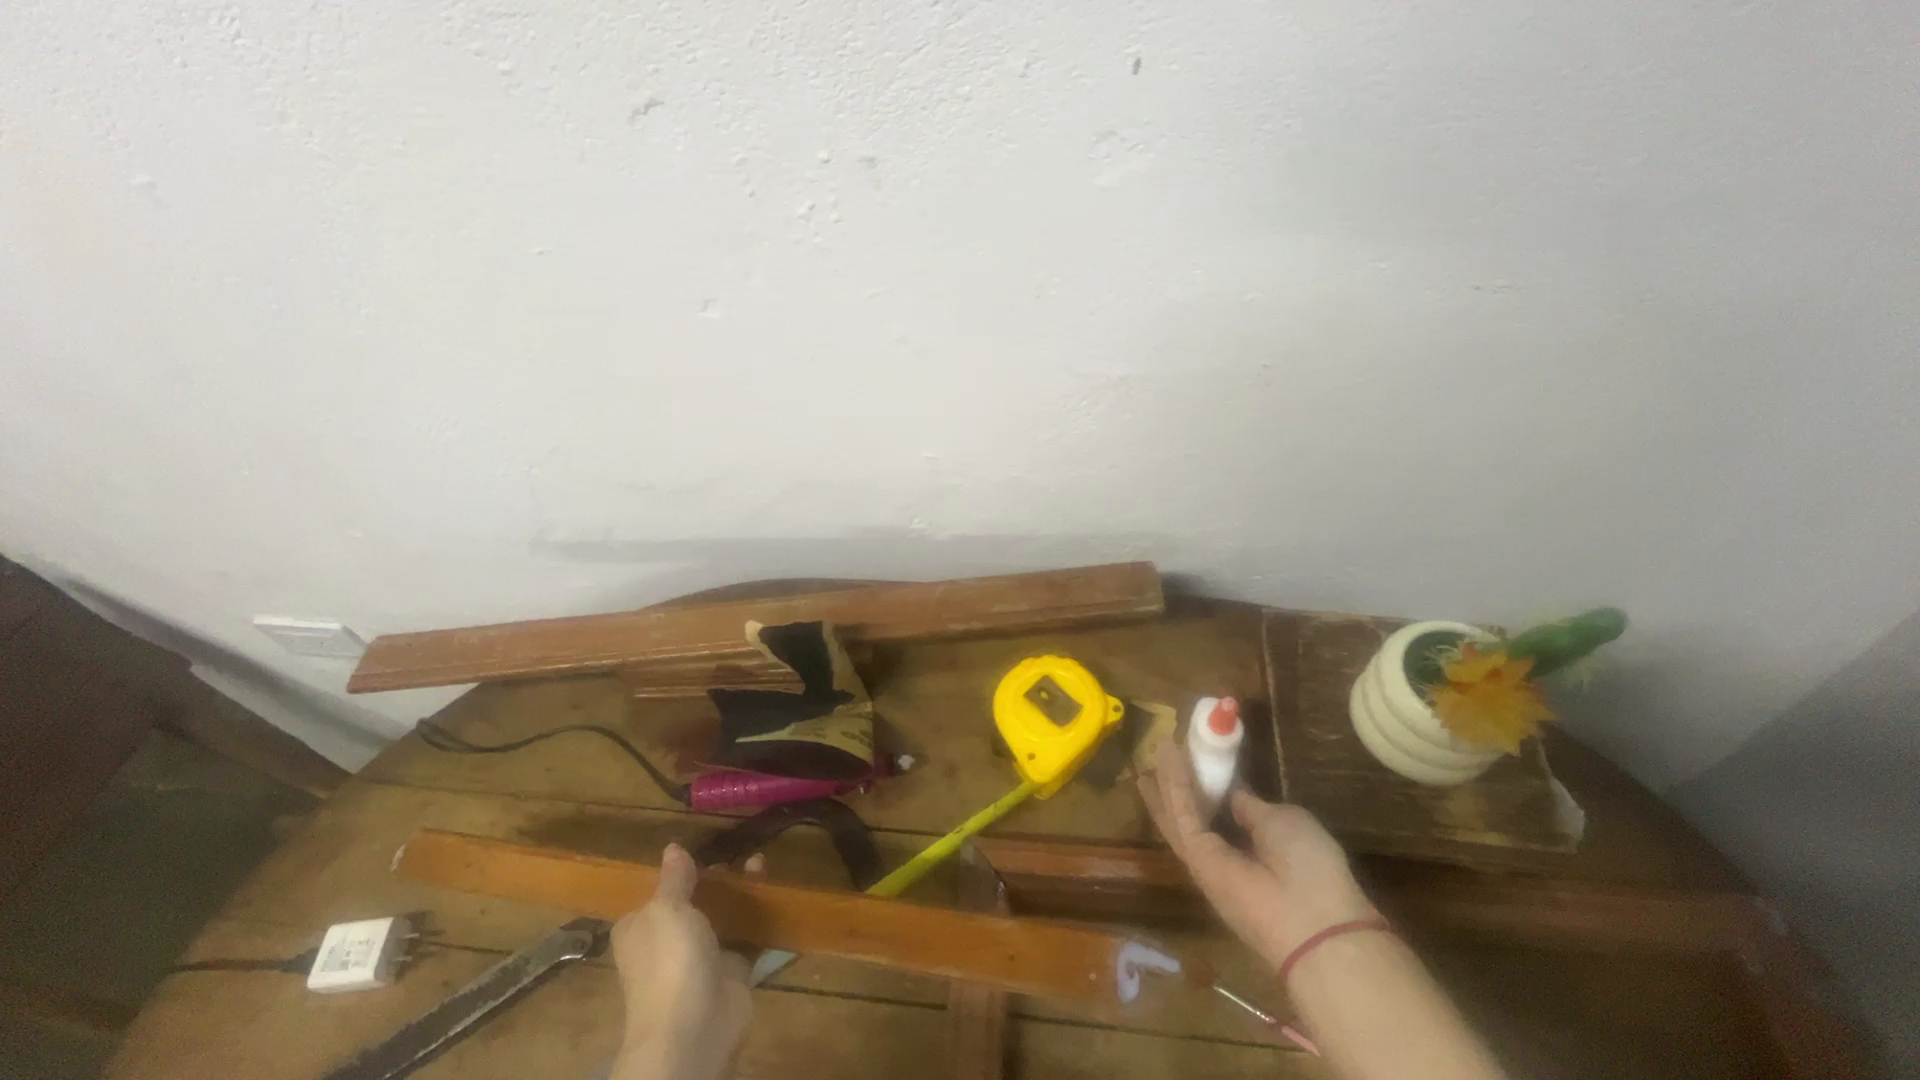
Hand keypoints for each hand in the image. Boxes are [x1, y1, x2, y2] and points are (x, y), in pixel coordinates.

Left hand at [608, 844, 762, 1079]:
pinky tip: (776, 896)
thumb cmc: (670, 960)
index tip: (706, 850)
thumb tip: (673, 848)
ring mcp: (701, 959)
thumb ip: (675, 878)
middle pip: (695, 902)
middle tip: (741, 855)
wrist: (693, 1027)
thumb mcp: (667, 908)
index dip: (680, 873)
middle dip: (718, 880)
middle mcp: (668, 942)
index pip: (658, 894)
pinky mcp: (731, 972)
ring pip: (724, 918)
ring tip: (762, 864)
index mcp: (641, 928)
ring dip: (742, 894)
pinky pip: (747, 939)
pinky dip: (761, 920)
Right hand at [1138, 740, 1376, 969]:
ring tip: (1156, 748)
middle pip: (1196, 812)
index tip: (1202, 758)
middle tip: (1164, 752)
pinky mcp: (1196, 858)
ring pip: (1181, 814)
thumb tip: (1234, 797)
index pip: (1226, 810)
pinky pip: (1183, 815)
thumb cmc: (1311, 864)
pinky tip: (1168, 754)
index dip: (1212, 784)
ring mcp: (1208, 858)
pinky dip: (1175, 784)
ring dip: (1168, 780)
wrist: (1313, 918)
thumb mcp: (1284, 822)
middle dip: (1179, 783)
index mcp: (1257, 845)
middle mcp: (1229, 853)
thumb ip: (1253, 809)